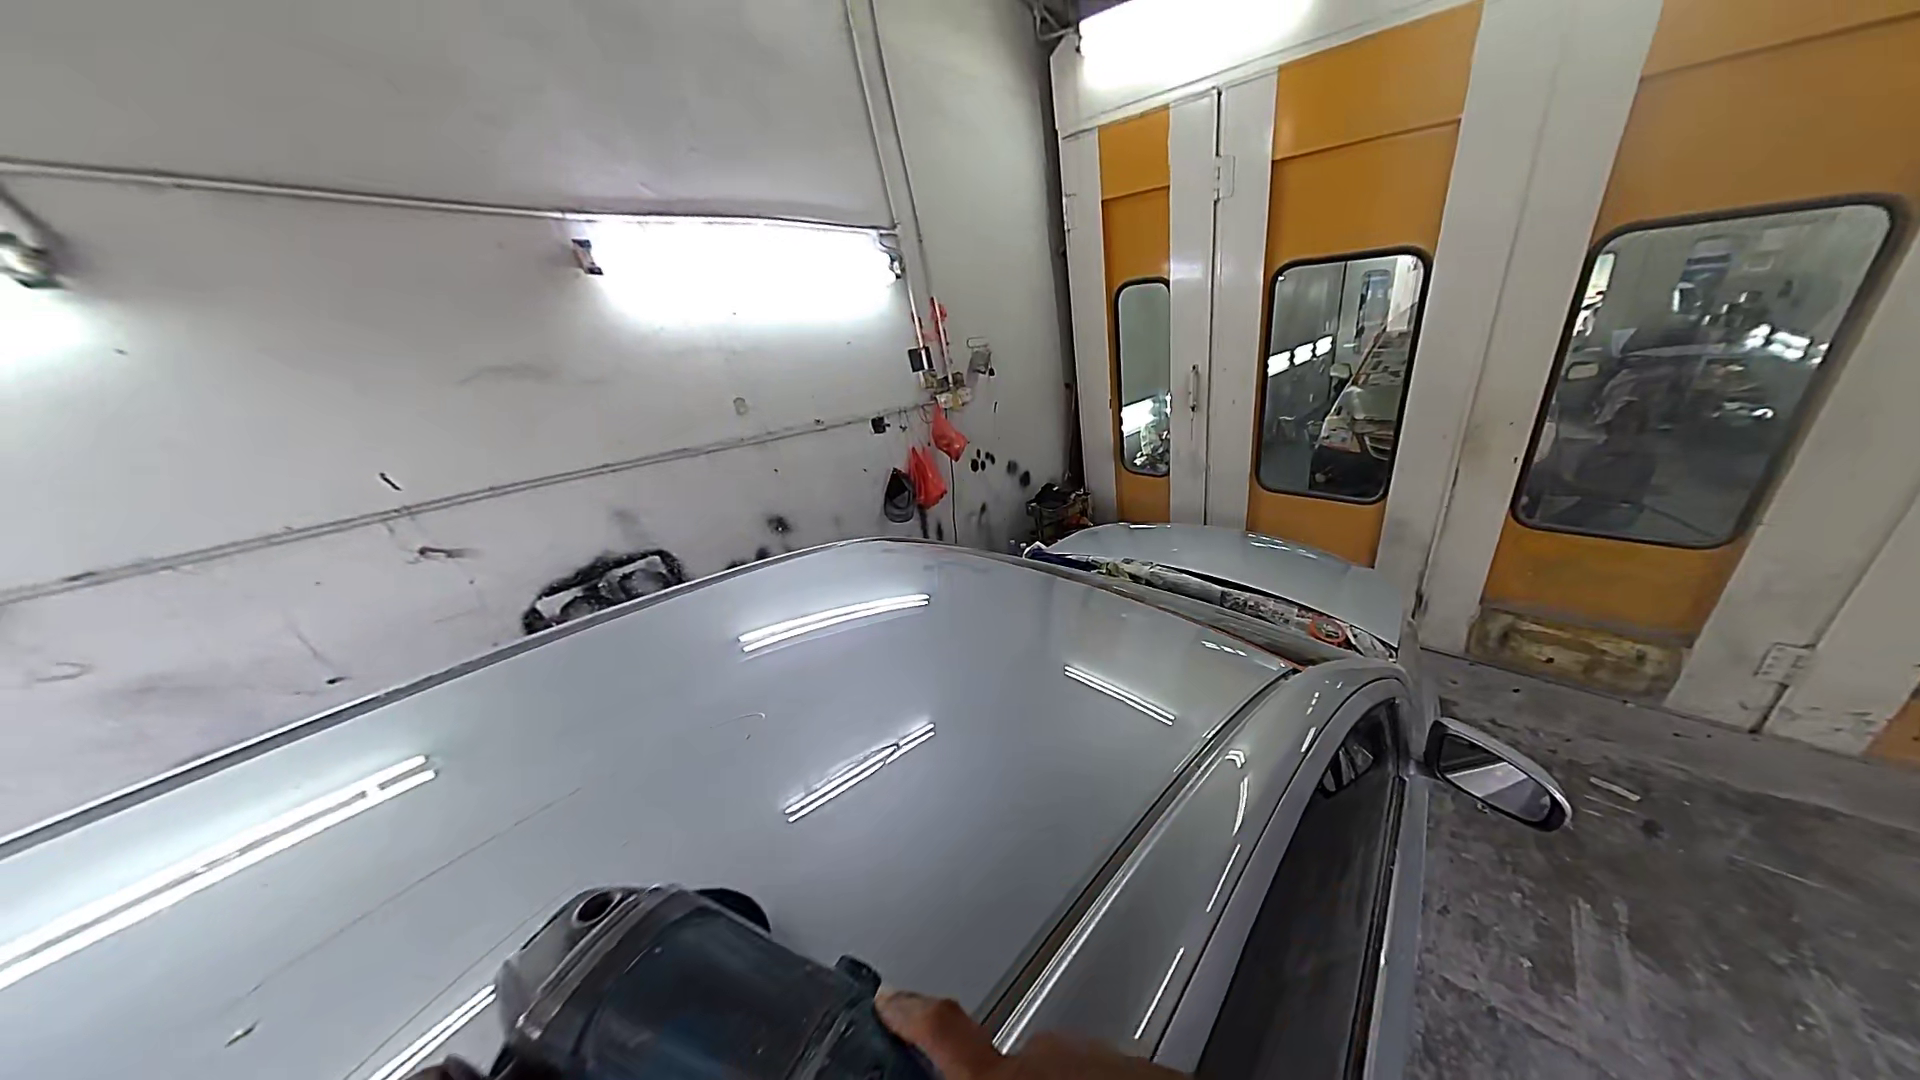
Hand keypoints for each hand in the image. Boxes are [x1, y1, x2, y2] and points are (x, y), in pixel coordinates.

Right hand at [875, 990, 1188, 1079]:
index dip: (906, 1010)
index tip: (884, 996)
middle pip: (996, 1066)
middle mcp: (1048, 1056)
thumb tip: (965, 1062)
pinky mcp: (1132, 1062)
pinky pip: (1088, 1076)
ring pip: (1048, 1075)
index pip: (940, 1028)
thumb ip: (977, 1070)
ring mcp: (1094, 1055)